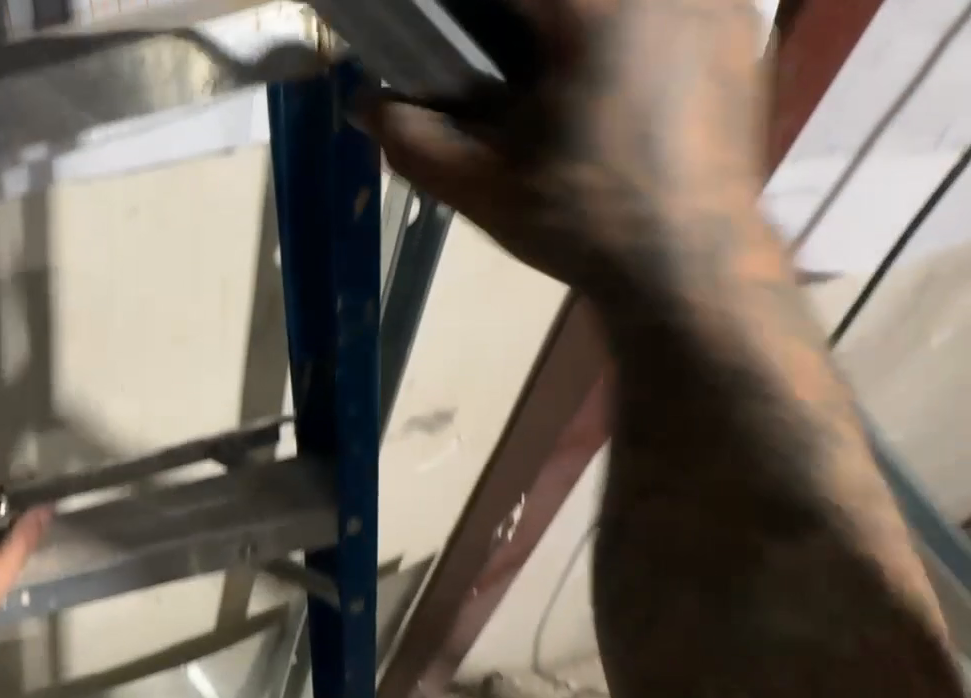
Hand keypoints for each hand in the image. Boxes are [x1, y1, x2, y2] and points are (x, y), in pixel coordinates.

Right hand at [366, 0, 767, 296]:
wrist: (688, 263)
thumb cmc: (577, 223)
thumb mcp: (475, 187)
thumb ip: (412, 138)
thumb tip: (364, 102)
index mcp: (601, 13)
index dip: (468, 16)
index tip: (445, 39)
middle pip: (565, 1)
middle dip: (520, 25)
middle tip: (489, 63)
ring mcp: (718, 0)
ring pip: (611, 5)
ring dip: (569, 29)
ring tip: (543, 80)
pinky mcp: (741, 27)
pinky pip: (663, 8)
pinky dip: (620, 31)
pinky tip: (603, 84)